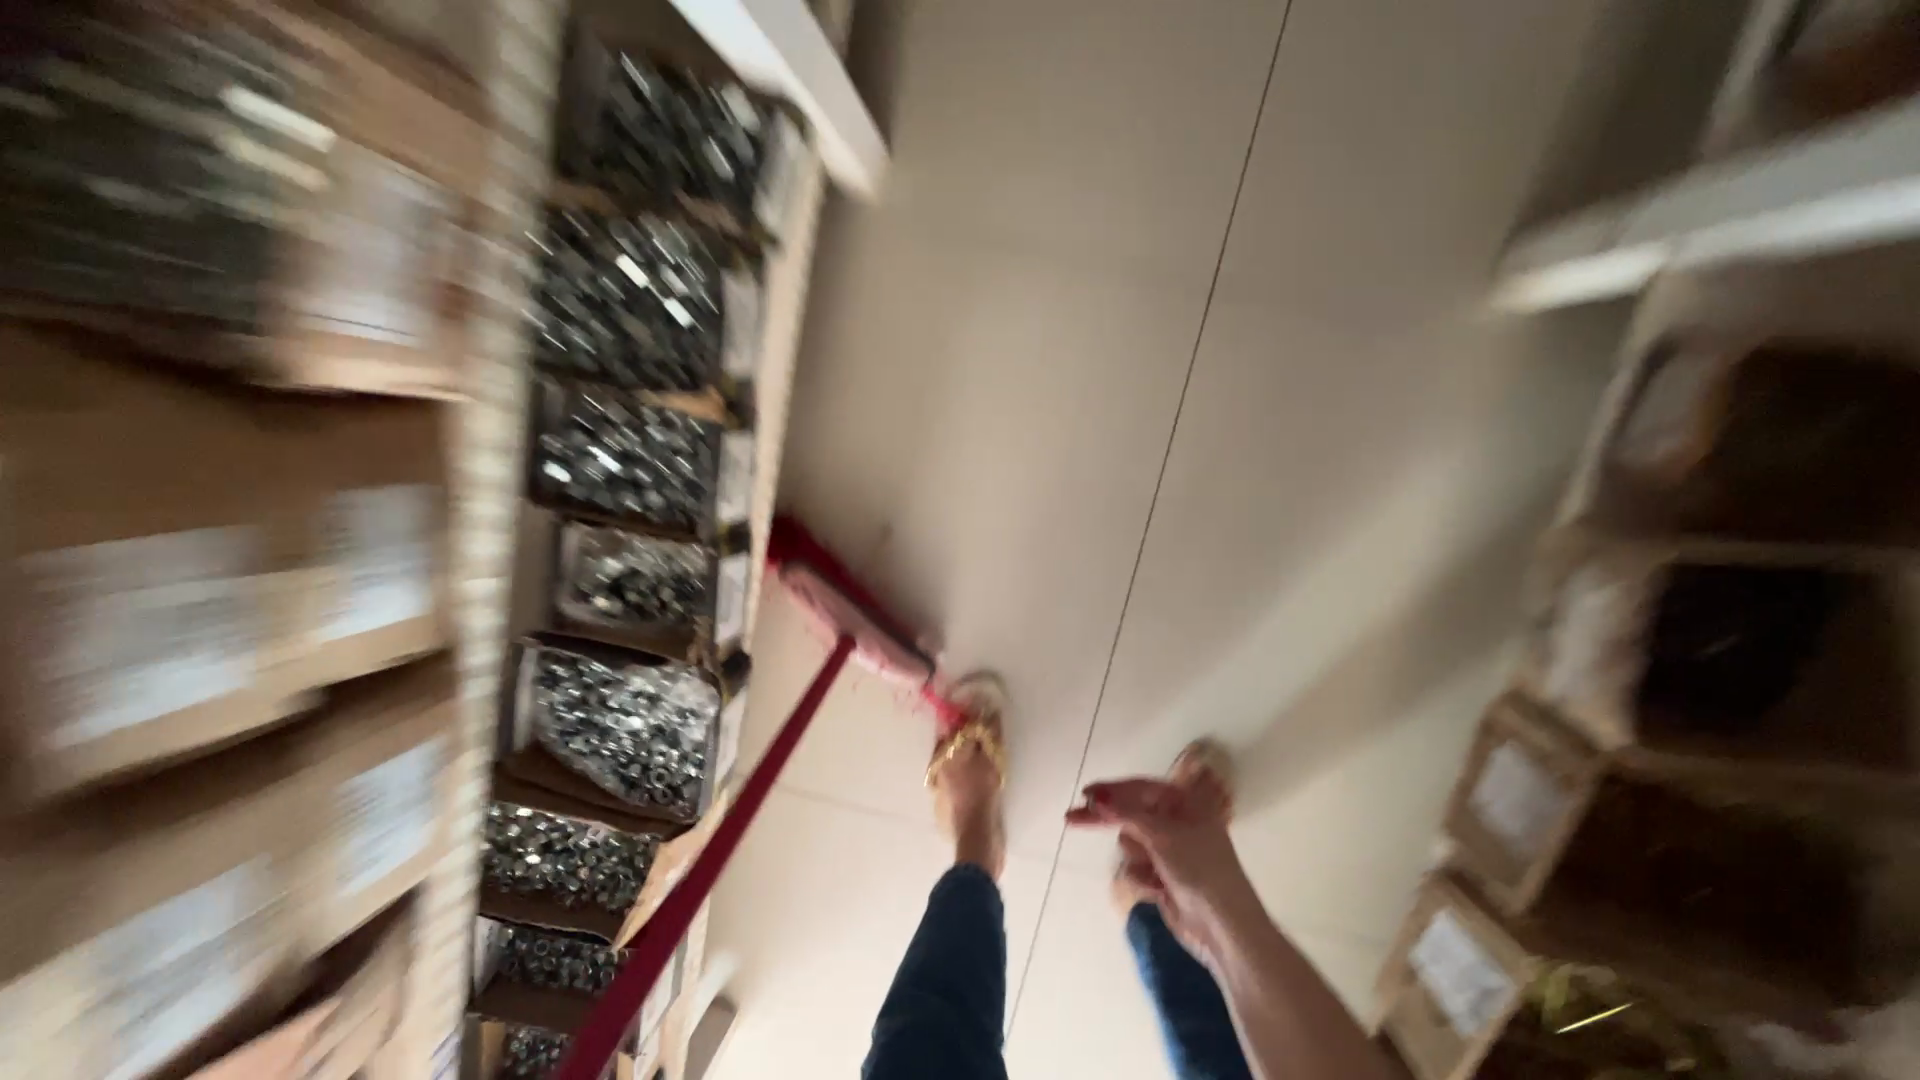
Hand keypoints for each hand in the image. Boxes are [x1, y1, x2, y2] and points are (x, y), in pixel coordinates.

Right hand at [1067, 778, 1257, 962]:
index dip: (1111, 791)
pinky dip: (1142, 878)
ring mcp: (1168, 852)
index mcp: (1184, 804)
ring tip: (1154, 873)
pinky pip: (1136, 869)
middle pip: (1130, 814)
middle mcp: (1176, 823)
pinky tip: (1157, 890)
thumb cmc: (1198, 869)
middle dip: (1107, 819)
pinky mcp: (1161, 878)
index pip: (1139, 789)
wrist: (1222, 925)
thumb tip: (1096, 798)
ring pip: (1130, 844)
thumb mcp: (1161, 835)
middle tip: (1072, 818)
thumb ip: (1126, 814)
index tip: (1085, 795)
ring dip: (1136, 858)